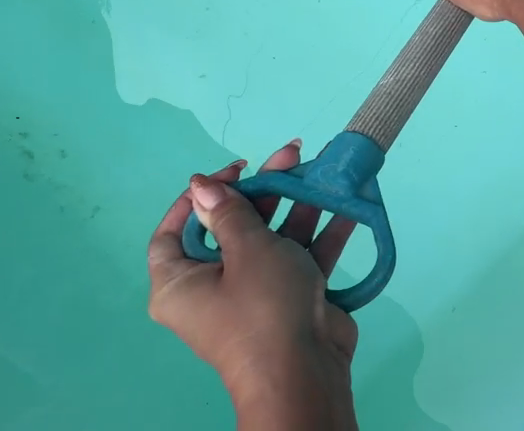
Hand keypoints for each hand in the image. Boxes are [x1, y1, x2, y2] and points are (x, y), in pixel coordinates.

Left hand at [147, 143, 360, 429]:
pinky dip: (323, 231)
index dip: (199, 197)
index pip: (176, 231)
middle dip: (266, 189)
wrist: (303, 368)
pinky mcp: (292, 296)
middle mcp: (214, 286)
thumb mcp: (246, 250)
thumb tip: (201, 184)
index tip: (235, 170)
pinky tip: (347, 205)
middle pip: (234, 226)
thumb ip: (231, 213)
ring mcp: (257, 291)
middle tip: (293, 155)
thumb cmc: (261, 306)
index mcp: (182, 282)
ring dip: (301, 204)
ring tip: (325, 171)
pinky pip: (303, 255)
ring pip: (275, 236)